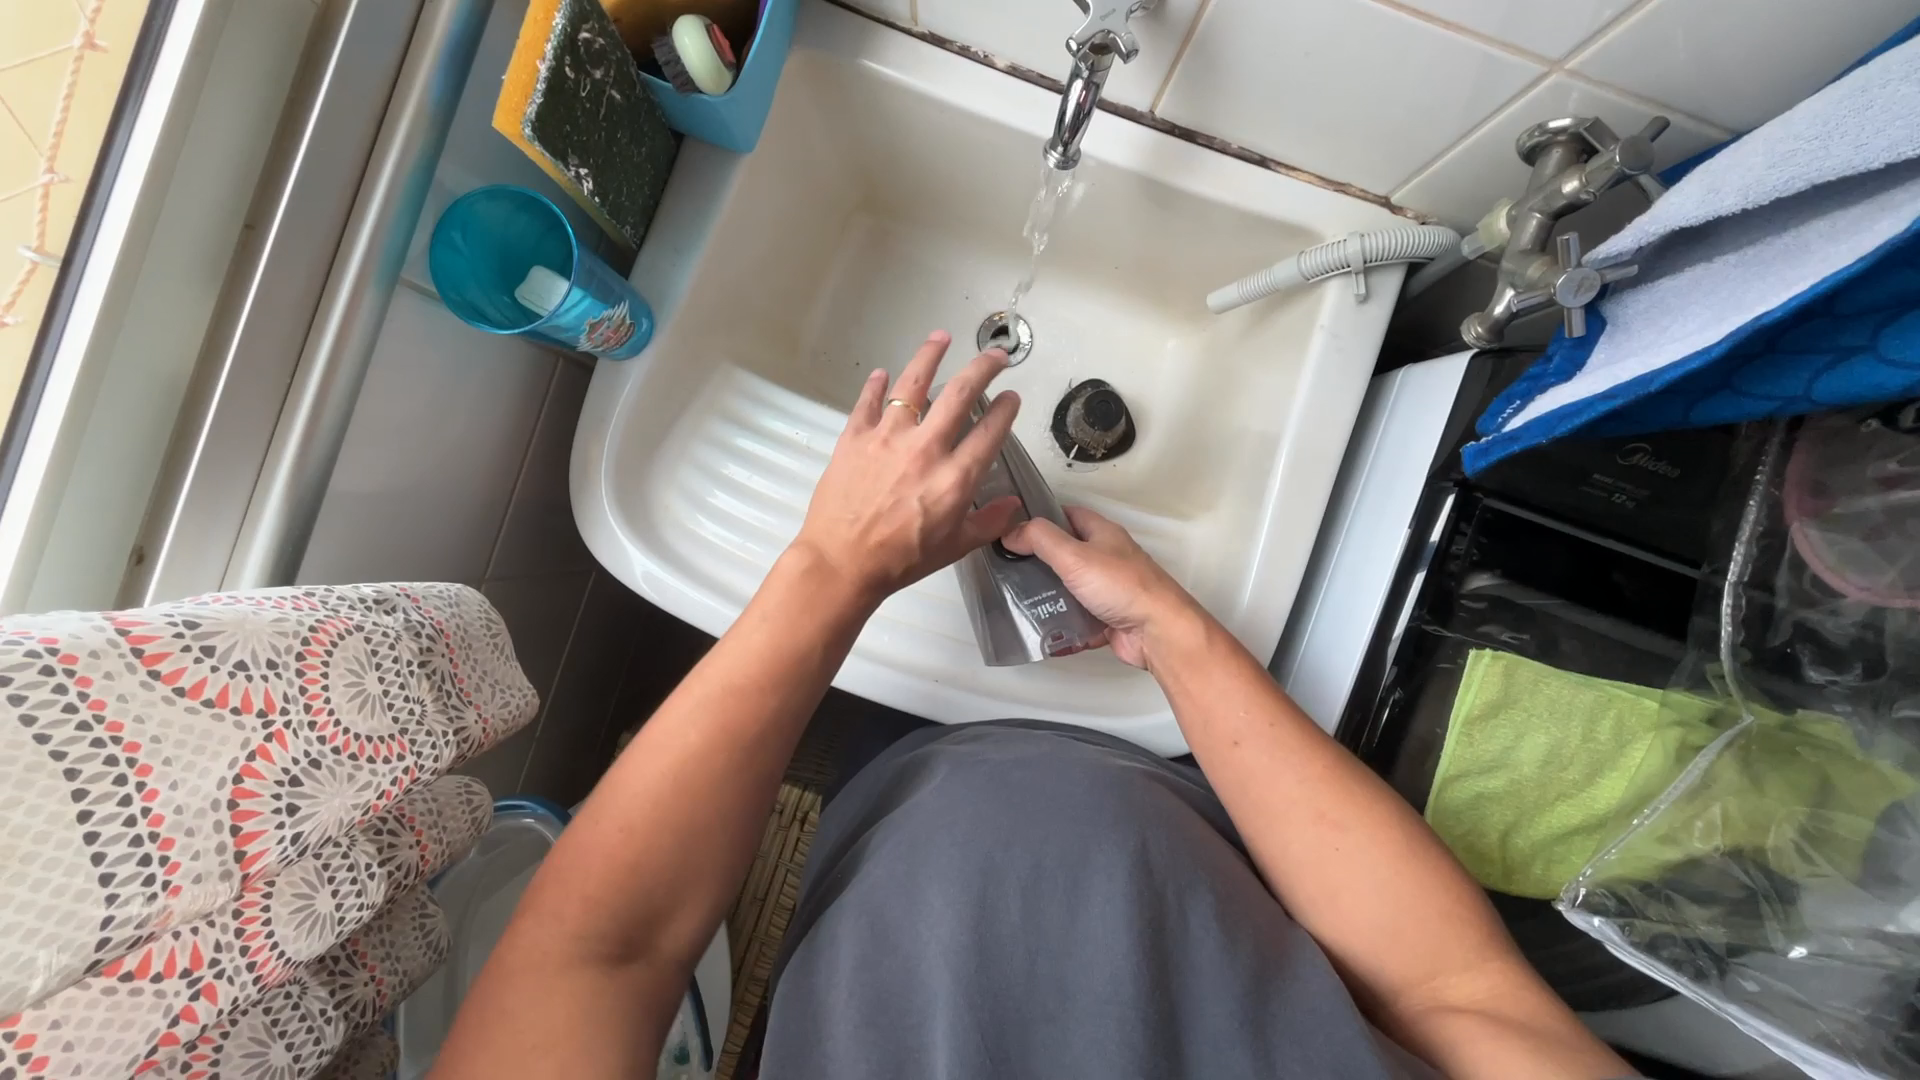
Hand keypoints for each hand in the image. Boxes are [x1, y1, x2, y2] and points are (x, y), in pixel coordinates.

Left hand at [789, 331, 1021, 606]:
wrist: (842, 562)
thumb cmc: (901, 560)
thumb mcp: (954, 548)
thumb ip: (988, 523)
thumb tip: (1014, 506)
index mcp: (955, 477)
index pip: (991, 431)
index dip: (1006, 410)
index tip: (1012, 397)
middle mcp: (926, 448)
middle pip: (961, 393)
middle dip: (984, 368)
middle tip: (996, 356)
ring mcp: (888, 437)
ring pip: (913, 383)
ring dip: (930, 356)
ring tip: (941, 337)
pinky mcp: (854, 437)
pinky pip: (868, 401)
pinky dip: (876, 385)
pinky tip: (881, 374)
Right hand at [1001, 506, 1207, 668]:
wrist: (1157, 633)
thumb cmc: (1122, 586)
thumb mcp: (1075, 555)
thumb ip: (1040, 540)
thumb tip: (1012, 532)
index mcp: (1102, 534)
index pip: (1068, 515)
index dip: (1041, 518)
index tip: (1013, 528)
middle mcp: (1106, 558)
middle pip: (1065, 554)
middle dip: (1038, 562)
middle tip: (1007, 569)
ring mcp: (1107, 590)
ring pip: (1069, 589)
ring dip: (1047, 597)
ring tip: (1015, 601)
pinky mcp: (1106, 619)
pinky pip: (1076, 620)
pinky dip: (1061, 626)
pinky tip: (1040, 630)